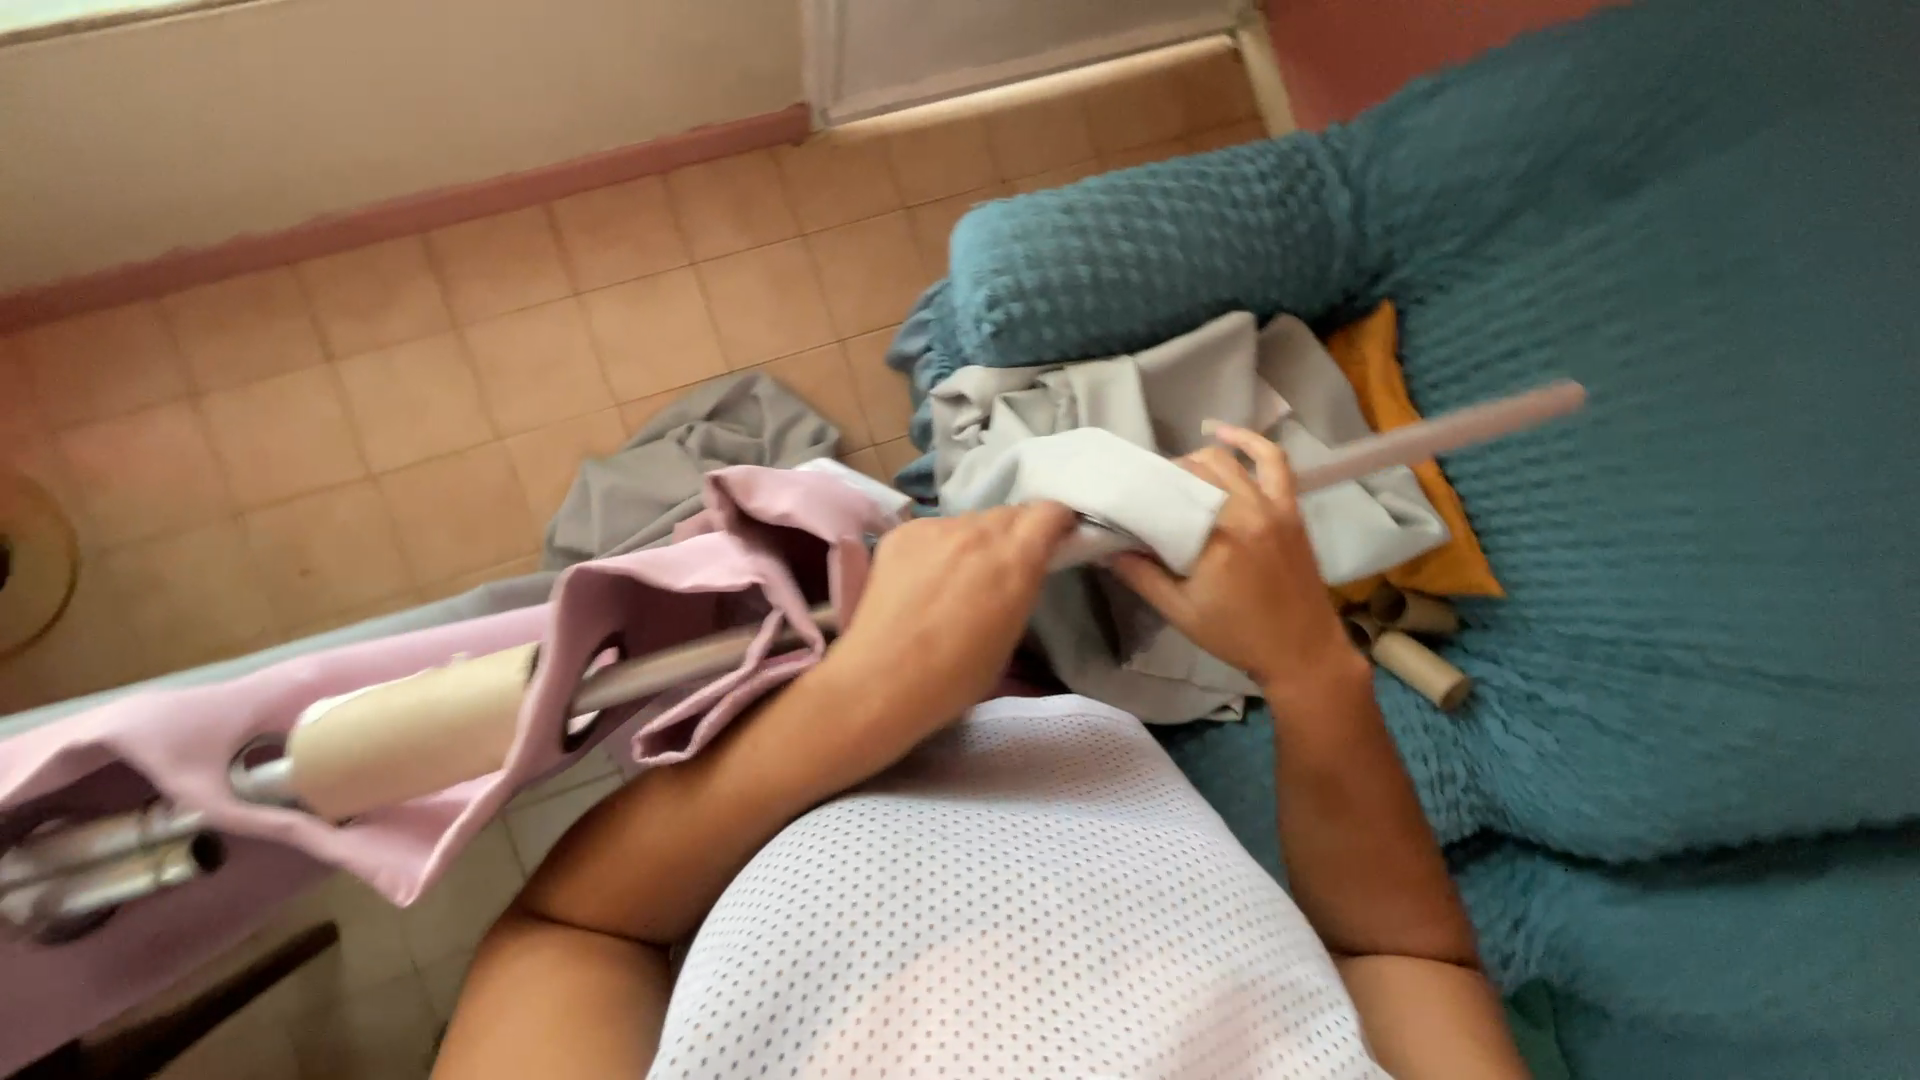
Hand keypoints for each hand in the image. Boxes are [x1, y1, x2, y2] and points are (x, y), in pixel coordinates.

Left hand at [818, 501, 1076, 767]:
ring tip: (960, 575)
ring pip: (970, 521)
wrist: (880, 681)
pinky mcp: (901, 533)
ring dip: (976, 539)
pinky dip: (939, 546)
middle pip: (1010, 513)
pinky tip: (924, 579)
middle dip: (1017, 533)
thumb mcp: (1010, 634)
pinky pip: (934, 530)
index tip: (1057, 540)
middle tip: (1007, 565)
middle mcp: (977, 532)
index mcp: (1015, 559)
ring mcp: (935, 528)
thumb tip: (1020, 570)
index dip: (1058, 523)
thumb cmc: (955, 677)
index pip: (1050, 512)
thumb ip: (1021, 587)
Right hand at [1108, 423, 1366, 708]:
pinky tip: (1224, 432)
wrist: (1302, 652)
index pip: (1167, 497)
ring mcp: (1272, 507)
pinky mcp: (1290, 509)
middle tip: (1149, 495)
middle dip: (1166, 476)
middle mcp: (1244, 513)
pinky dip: (1250, 441)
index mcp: (1214, 540)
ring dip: (1198, 461)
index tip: (1123, 500)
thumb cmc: (1238, 636)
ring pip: (1227, 462)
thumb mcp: (1180, 613)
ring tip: (1178, 475)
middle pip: (1194, 472)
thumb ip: (1142, 576)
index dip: (1141, 492)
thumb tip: (1106, 550)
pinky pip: (1274, 462)